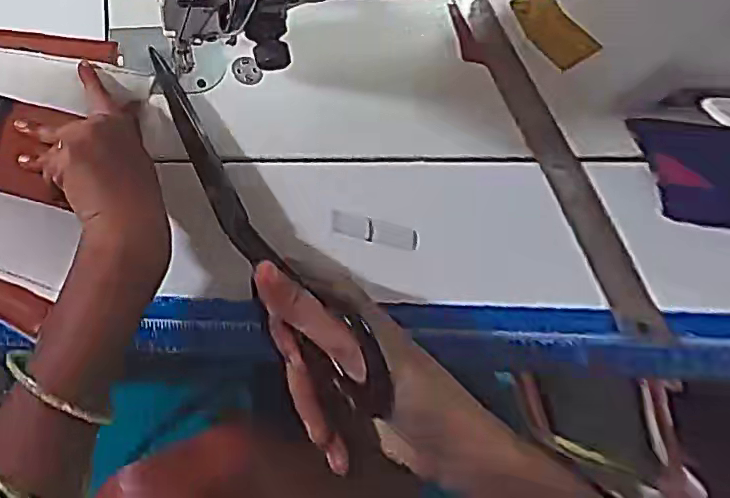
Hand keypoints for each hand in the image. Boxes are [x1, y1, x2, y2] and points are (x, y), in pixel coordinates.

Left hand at [15, 62, 169, 281]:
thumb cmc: (140, 201)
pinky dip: (49, 178)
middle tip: (28, 121)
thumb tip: (114, 152)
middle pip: (64, 123)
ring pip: (48, 142)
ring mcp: (76, 140)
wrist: (129, 220)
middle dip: (44, 126)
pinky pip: (48, 168)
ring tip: (22, 151)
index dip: (91, 80)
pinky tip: (51, 185)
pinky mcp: (61, 158)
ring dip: (34, 151)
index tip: (83, 69)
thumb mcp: (140, 164)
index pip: (104, 95)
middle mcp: (97, 127)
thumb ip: (122, 148)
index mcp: (121, 126)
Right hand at [254, 262, 581, 492]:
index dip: (277, 316)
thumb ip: (306, 312)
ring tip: (328, 439)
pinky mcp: (345, 388)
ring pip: (300, 373)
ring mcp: (342, 357)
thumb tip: (263, 269)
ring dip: (311, 411)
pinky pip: (316, 398)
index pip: (285, 287)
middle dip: (299, 379)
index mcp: (341, 299)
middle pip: (289, 336)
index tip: (288, 350)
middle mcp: (337, 323)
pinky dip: (322, 425)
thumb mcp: (356, 352)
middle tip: (314, 403)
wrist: (466, 460)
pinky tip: (336, 448)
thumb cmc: (421, 395)